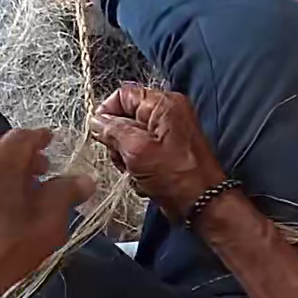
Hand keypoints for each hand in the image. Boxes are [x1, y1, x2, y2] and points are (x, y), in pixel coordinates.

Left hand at [0, 129, 94, 297]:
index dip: (40, 138)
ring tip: (22, 188)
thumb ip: (65, 194)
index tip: (51, 142)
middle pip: (1, 145)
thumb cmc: (7, 250)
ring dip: (4, 166)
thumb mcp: (47, 223)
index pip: (22, 137)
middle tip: (42, 169)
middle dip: (23, 153)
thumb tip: (85, 180)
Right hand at [92, 83, 227, 216]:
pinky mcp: (168, 148)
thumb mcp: (136, 149)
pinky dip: (136, 163)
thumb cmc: (175, 175)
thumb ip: (112, 130)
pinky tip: (142, 176)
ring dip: (125, 155)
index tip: (100, 134)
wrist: (202, 202)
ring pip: (129, 136)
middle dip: (117, 139)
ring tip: (134, 169)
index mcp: (163, 103)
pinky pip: (140, 150)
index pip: (122, 94)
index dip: (106, 112)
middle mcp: (167, 112)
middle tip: (123, 157)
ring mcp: (168, 131)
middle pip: (124, 116)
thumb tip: (96, 121)